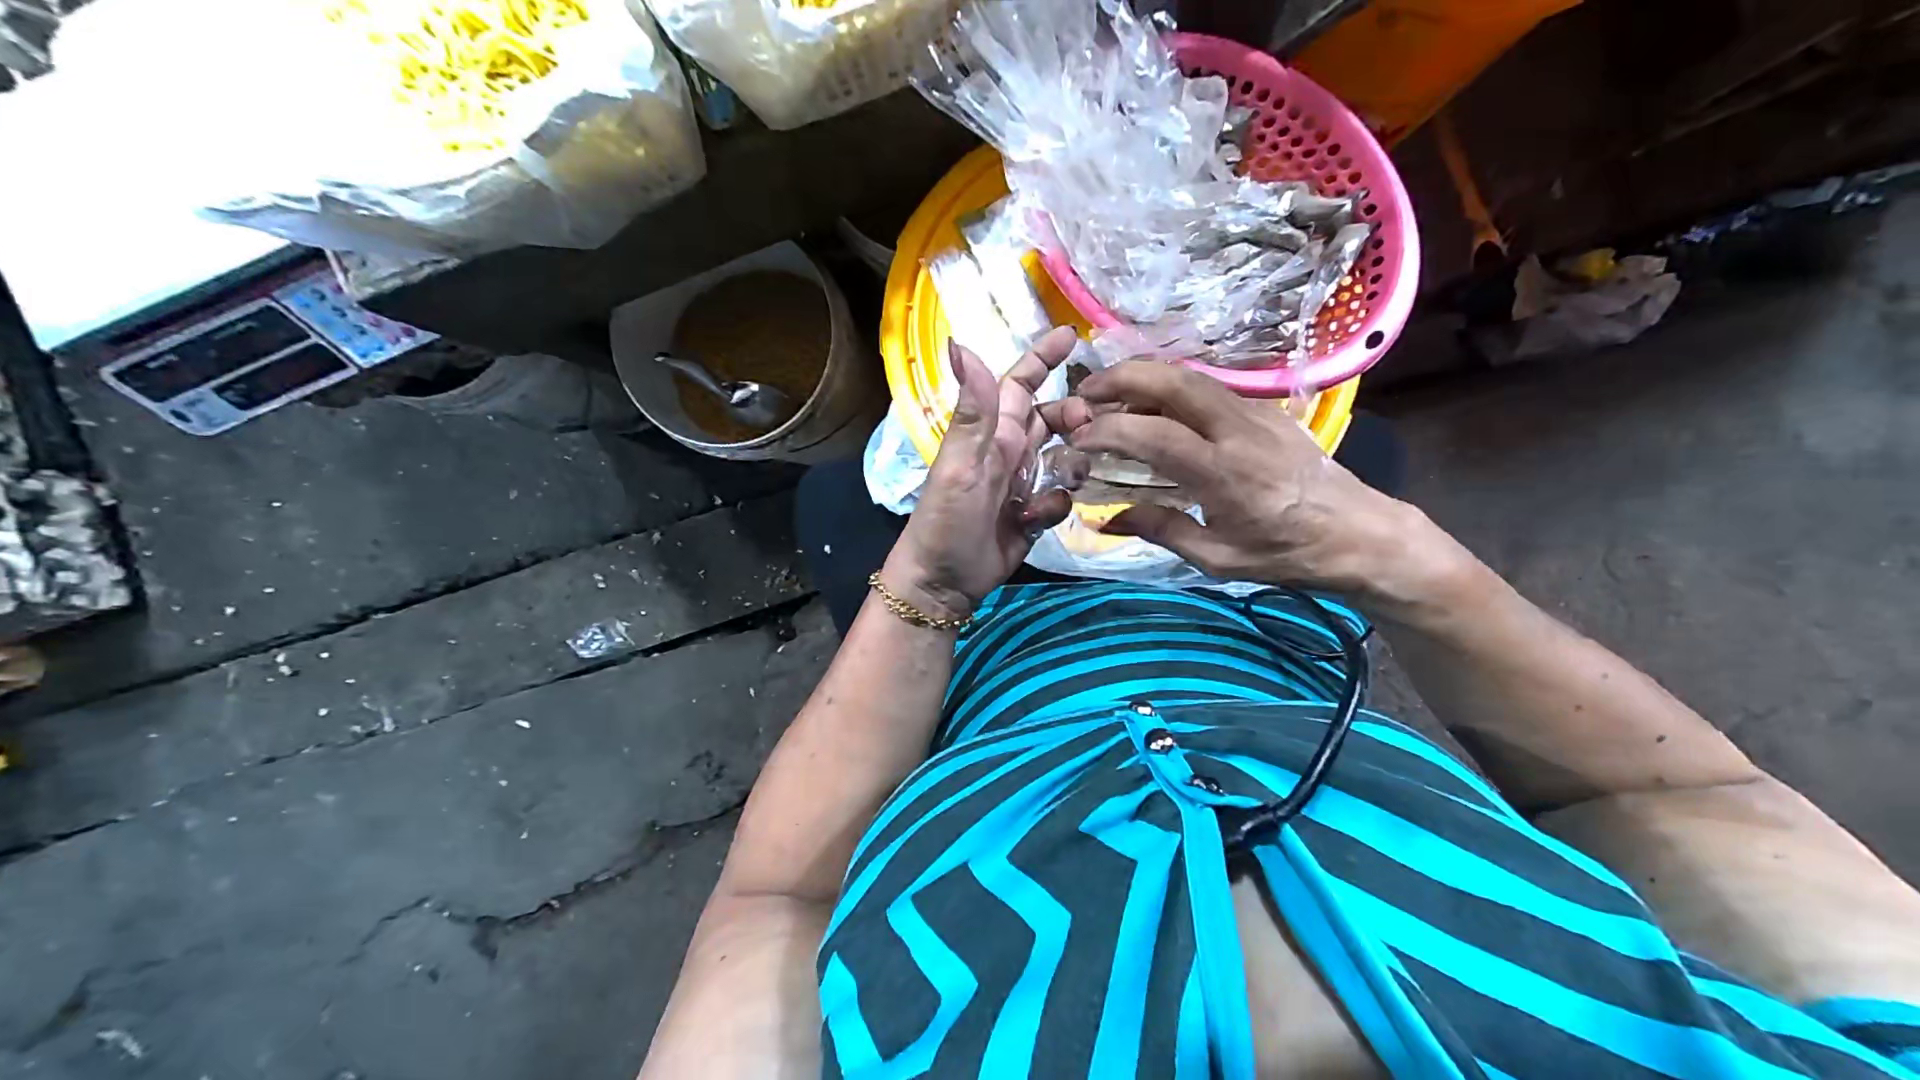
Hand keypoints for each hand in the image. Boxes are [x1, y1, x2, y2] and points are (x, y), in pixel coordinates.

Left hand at [881, 328, 1081, 621]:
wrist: (944, 581)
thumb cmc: (946, 519)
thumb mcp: (961, 462)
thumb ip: (973, 410)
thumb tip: (959, 342)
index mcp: (991, 433)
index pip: (1020, 384)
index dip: (1043, 359)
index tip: (1074, 335)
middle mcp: (1009, 453)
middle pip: (1052, 419)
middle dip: (1075, 414)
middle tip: (1094, 425)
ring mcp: (1022, 485)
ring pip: (1063, 457)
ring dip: (1075, 461)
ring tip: (1074, 474)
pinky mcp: (1032, 516)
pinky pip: (1058, 499)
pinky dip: (1056, 504)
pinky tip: (1037, 519)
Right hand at [1047, 360, 1449, 603]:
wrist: (1359, 532)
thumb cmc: (1285, 553)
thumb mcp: (1216, 557)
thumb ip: (1159, 529)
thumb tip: (1104, 520)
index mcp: (1223, 472)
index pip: (1152, 433)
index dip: (1106, 429)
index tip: (1077, 438)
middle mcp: (1237, 429)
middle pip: (1170, 379)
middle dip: (1118, 378)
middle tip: (1083, 395)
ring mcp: (1254, 411)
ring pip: (1188, 374)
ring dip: (1142, 376)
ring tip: (1109, 396)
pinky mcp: (1265, 407)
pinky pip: (1207, 386)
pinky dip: (1168, 387)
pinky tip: (1153, 408)